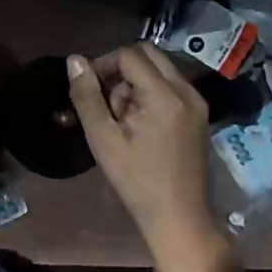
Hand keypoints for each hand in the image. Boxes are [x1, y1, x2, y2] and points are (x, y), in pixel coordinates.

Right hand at [67, 44, 214, 238]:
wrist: (179, 217)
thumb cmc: (136, 179)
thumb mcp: (102, 138)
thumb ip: (86, 95)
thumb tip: (74, 60)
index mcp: (165, 96)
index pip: (129, 55)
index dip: (103, 64)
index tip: (89, 90)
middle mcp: (187, 91)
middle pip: (148, 54)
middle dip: (120, 68)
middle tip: (104, 98)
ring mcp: (196, 103)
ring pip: (158, 69)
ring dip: (133, 81)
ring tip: (119, 117)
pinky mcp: (198, 115)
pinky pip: (168, 86)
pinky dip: (148, 93)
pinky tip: (136, 123)